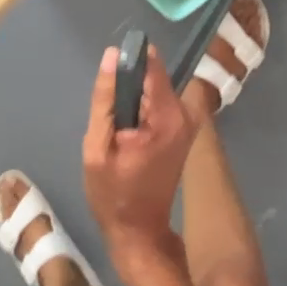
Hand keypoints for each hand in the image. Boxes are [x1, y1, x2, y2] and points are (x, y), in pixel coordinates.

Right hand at [83, 45, 196, 250]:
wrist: (140, 231)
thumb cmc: (113, 193)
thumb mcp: (97, 146)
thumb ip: (105, 99)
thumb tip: (112, 54)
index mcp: (167, 116)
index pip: (152, 65)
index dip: (128, 63)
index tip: (109, 77)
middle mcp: (186, 113)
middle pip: (153, 76)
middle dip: (128, 86)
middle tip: (110, 117)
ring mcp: (189, 121)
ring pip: (154, 88)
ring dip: (133, 99)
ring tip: (118, 128)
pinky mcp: (185, 128)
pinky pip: (159, 101)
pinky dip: (142, 110)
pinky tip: (129, 133)